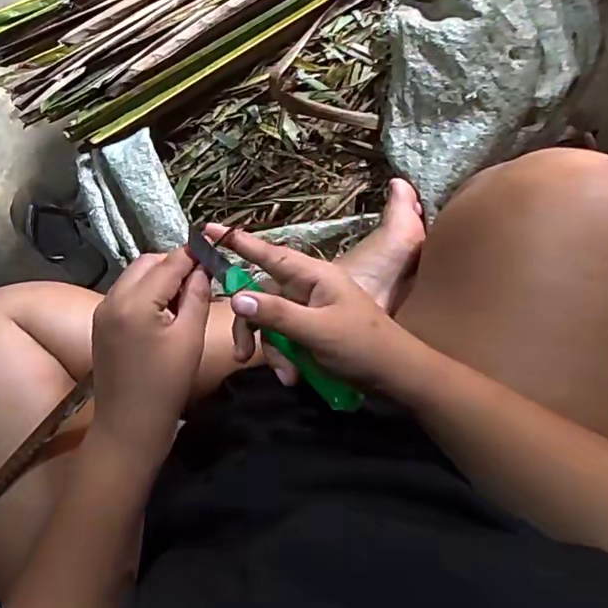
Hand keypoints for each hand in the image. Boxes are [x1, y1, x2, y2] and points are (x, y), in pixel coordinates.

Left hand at [88, 248, 210, 466]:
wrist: (128, 427)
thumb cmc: (165, 386)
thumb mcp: (189, 339)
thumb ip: (197, 296)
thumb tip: (202, 268)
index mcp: (135, 301)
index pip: (169, 262)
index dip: (193, 254)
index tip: (214, 252)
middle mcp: (113, 298)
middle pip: (147, 263)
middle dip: (174, 264)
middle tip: (201, 279)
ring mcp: (102, 310)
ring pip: (134, 275)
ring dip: (159, 277)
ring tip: (185, 296)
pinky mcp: (100, 323)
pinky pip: (125, 293)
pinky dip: (145, 292)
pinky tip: (163, 310)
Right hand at [211, 226, 413, 391]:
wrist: (398, 377)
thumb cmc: (363, 346)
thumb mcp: (317, 331)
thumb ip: (276, 314)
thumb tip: (236, 298)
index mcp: (314, 276)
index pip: (268, 253)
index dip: (238, 242)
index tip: (209, 229)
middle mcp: (308, 288)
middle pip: (261, 297)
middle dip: (252, 327)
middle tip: (241, 353)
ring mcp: (309, 309)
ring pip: (270, 321)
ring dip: (272, 349)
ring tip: (286, 375)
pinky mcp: (311, 330)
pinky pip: (284, 337)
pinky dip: (284, 357)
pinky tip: (294, 376)